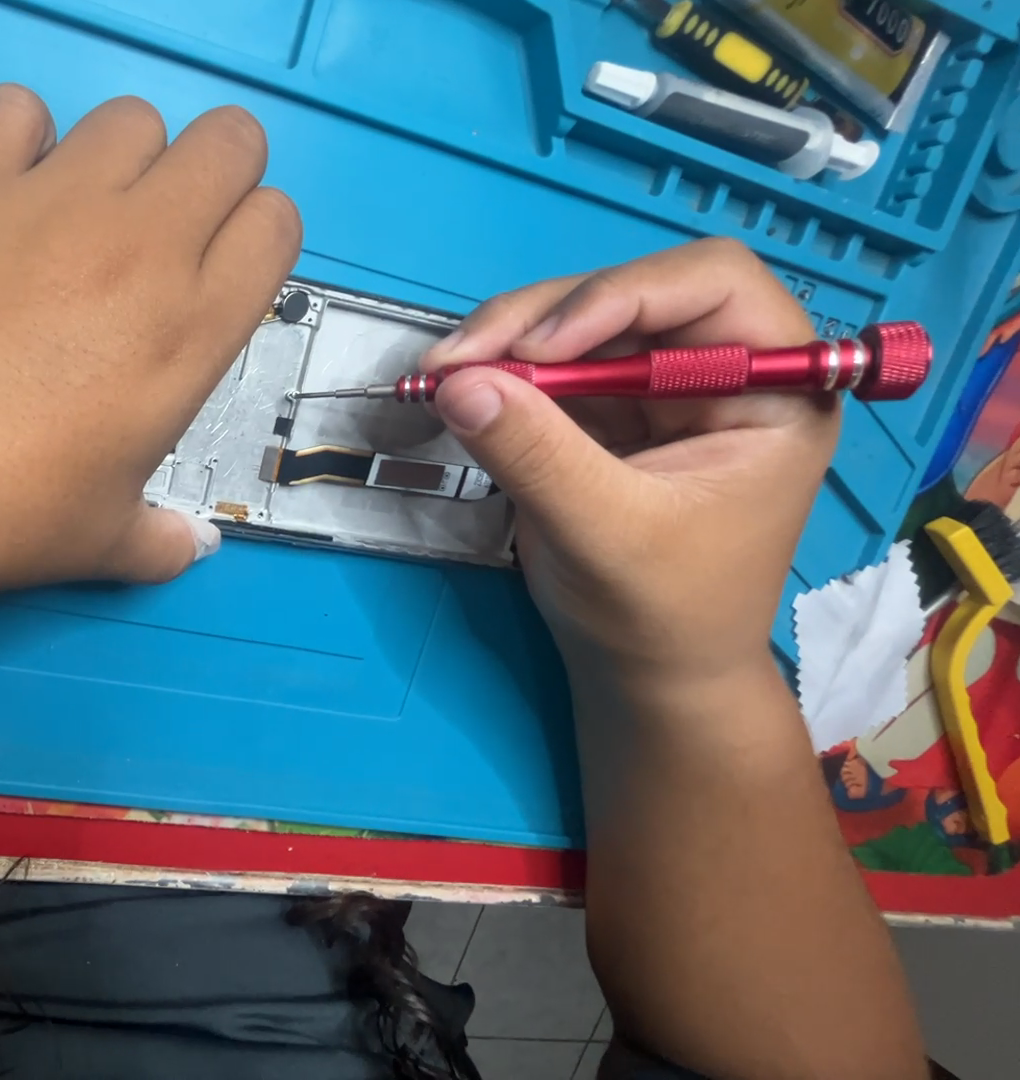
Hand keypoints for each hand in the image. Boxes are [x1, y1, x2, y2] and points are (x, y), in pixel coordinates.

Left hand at [0, 85, 299, 603]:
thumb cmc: (8, 516)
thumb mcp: (105, 543)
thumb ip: (163, 541)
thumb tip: (192, 549)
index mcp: (192, 329)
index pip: (278, 223)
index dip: (253, 244)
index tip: (213, 282)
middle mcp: (140, 247)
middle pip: (229, 140)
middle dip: (211, 180)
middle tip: (157, 245)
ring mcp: (51, 206)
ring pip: (132, 119)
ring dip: (123, 162)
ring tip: (79, 226)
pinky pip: (16, 111)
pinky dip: (20, 142)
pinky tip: (3, 201)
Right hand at [420, 239, 837, 688]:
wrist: (641, 666)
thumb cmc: (658, 608)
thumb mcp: (602, 531)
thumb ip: (535, 455)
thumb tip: (455, 382)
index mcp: (769, 387)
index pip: (707, 286)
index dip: (616, 297)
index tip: (533, 351)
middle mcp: (711, 371)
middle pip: (622, 299)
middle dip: (531, 322)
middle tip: (452, 362)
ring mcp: (648, 392)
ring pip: (570, 328)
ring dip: (499, 346)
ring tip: (438, 377)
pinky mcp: (595, 417)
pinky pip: (540, 374)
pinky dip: (491, 378)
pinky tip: (453, 393)